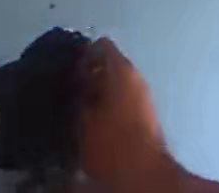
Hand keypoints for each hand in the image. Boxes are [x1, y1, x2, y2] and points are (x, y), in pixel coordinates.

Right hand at [79, 38, 177, 190]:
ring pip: (117, 81)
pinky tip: (98, 123)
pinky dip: (111, 102)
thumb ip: (78, 98)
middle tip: (73, 94)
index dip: (83, 56)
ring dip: (100, 91)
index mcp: (121, 69)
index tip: (71, 75)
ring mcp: (144, 93)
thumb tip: (74, 89)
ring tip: (82, 111)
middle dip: (91, 76)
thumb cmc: (112, 143)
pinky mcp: (146, 111)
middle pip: (110, 62)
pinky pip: (125, 96)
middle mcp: (135, 75)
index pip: (102, 46)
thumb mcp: (85, 121)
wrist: (145, 173)